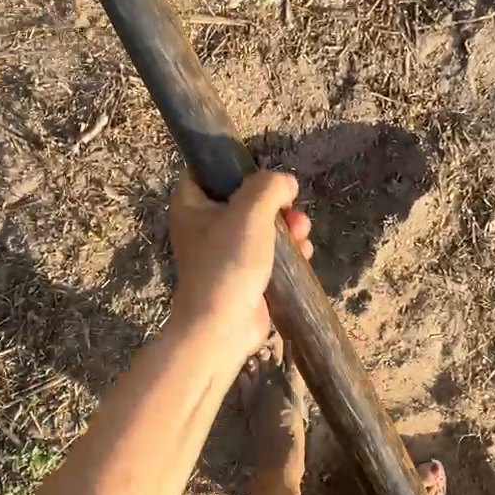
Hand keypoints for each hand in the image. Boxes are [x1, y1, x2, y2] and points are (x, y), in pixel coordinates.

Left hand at [166, 170, 313, 362]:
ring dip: (288, 226)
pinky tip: (303, 253)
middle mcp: (204, 225)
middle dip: (276, 203)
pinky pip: (270, 251)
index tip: (263, 172)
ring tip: (302, 235)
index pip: (207, 170)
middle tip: (293, 210)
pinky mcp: (244, 273)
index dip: (236, 166)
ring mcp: (224, 251)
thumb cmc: (228, 264)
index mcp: (192, 205)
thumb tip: (287, 183)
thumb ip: (269, 187)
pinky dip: (288, 250)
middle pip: (245, 197)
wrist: (222, 328)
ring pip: (263, 224)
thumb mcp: (250, 213)